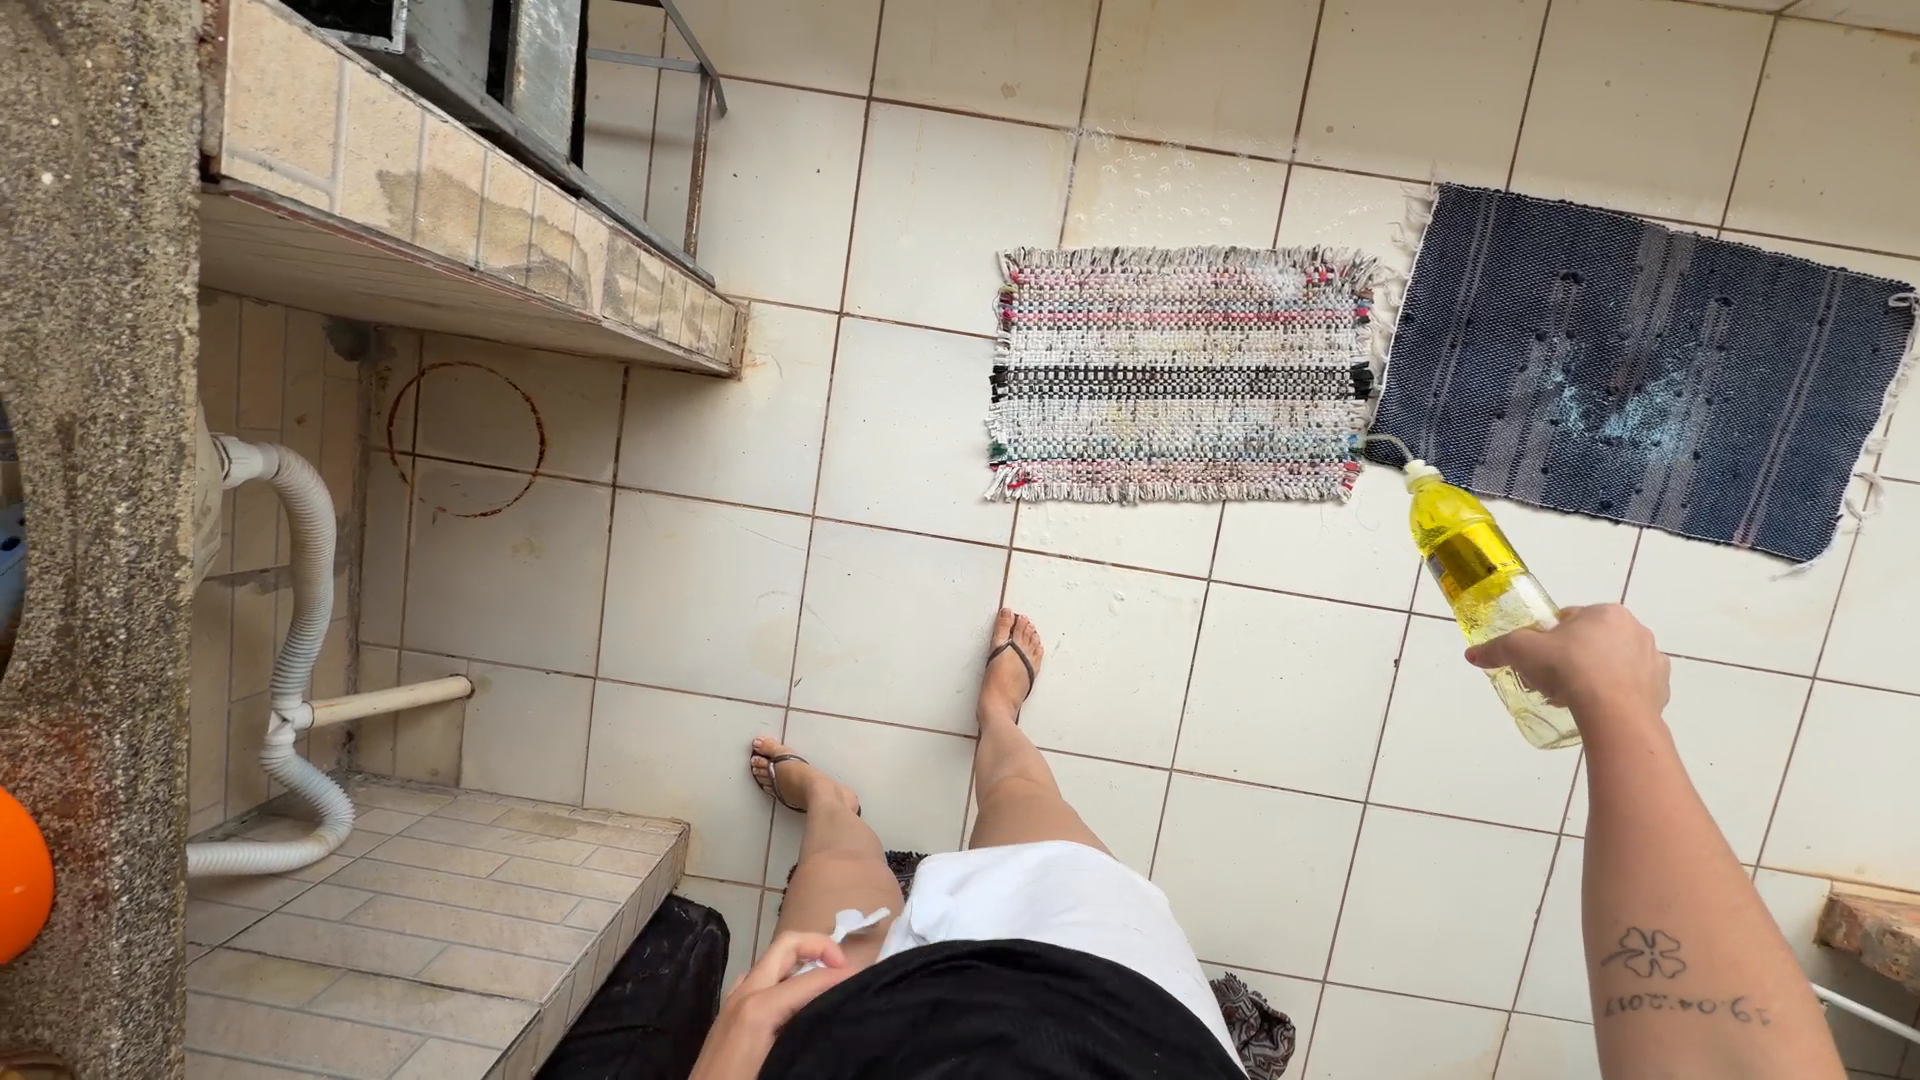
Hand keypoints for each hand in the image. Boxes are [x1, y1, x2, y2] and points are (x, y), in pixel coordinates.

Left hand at [724, 930, 860, 1030]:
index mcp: (759, 1008)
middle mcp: (745, 994)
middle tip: (844, 967)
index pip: (811, 978)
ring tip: (827, 980)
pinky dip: (783, 975)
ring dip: (802, 958)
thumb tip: (837, 1015)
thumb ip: (809, 1033)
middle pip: (787, 945)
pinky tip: (795, 1001)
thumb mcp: (782, 1067)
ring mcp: (733, 1000)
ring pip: (772, 959)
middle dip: (820, 945)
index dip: (841, 977)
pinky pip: (760, 978)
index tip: (864, 980)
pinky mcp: (727, 1013)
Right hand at [1465, 604, 1669, 722]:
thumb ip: (1495, 649)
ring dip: (1593, 673)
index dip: (1548, 637)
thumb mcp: (1519, 651)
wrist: (1612, 710)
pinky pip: (1632, 686)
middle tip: (1550, 676)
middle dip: (1571, 656)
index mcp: (1605, 613)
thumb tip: (1472, 655)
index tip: (1538, 656)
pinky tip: (1595, 705)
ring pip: (1613, 663)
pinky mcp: (1663, 689)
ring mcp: (1654, 660)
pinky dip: (1614, 693)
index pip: (1569, 619)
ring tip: (1571, 694)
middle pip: (1591, 640)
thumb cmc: (1567, 667)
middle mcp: (1636, 630)